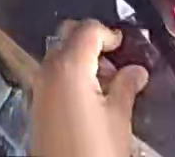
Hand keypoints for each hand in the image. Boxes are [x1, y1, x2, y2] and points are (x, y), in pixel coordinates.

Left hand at [31, 20, 146, 156]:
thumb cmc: (96, 153)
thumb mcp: (118, 119)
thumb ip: (127, 86)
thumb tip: (137, 70)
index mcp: (69, 66)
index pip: (89, 30)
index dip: (109, 33)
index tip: (126, 44)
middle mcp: (49, 68)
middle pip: (69, 35)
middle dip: (92, 40)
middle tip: (117, 58)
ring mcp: (39, 86)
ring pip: (60, 53)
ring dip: (82, 57)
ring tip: (108, 80)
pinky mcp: (37, 104)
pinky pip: (53, 74)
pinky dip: (71, 73)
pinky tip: (91, 95)